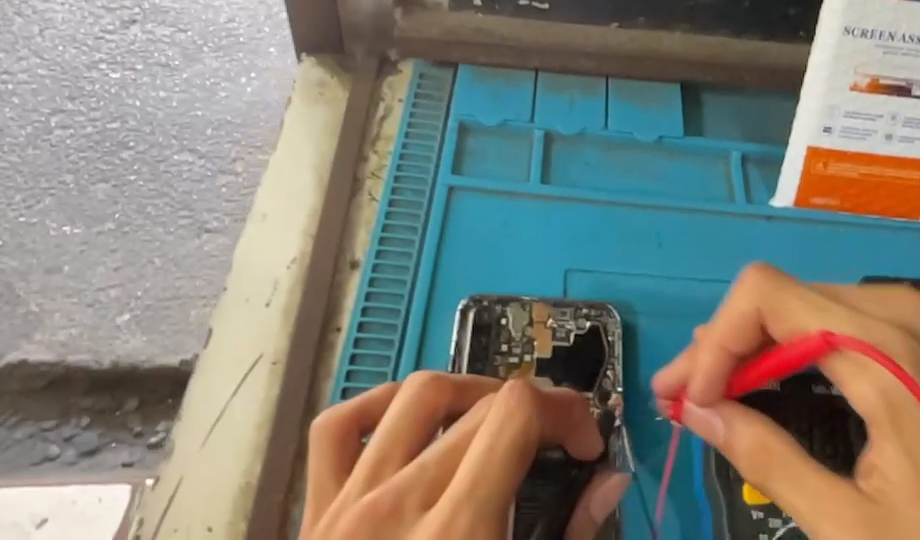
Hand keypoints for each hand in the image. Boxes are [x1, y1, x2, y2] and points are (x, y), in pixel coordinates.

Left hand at [301, 373, 631, 539]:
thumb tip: (607, 481)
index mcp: (456, 533)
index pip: (516, 414)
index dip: (566, 412)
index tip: (585, 445)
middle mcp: (398, 505)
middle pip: (480, 405)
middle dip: (534, 410)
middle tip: (556, 442)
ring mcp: (346, 507)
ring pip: (415, 395)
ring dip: (468, 392)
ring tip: (495, 418)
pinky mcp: (312, 518)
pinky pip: (338, 428)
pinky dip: (378, 405)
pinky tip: (410, 421)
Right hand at [652, 264, 919, 538]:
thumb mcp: (855, 526)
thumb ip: (767, 459)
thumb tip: (700, 411)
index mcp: (879, 346)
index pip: (765, 295)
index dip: (715, 339)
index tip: (687, 397)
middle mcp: (892, 310)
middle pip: (779, 297)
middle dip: (724, 346)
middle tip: (682, 399)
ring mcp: (910, 320)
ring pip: (802, 307)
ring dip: (753, 348)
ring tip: (713, 396)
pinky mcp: (918, 338)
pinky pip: (833, 323)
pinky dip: (791, 351)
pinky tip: (767, 386)